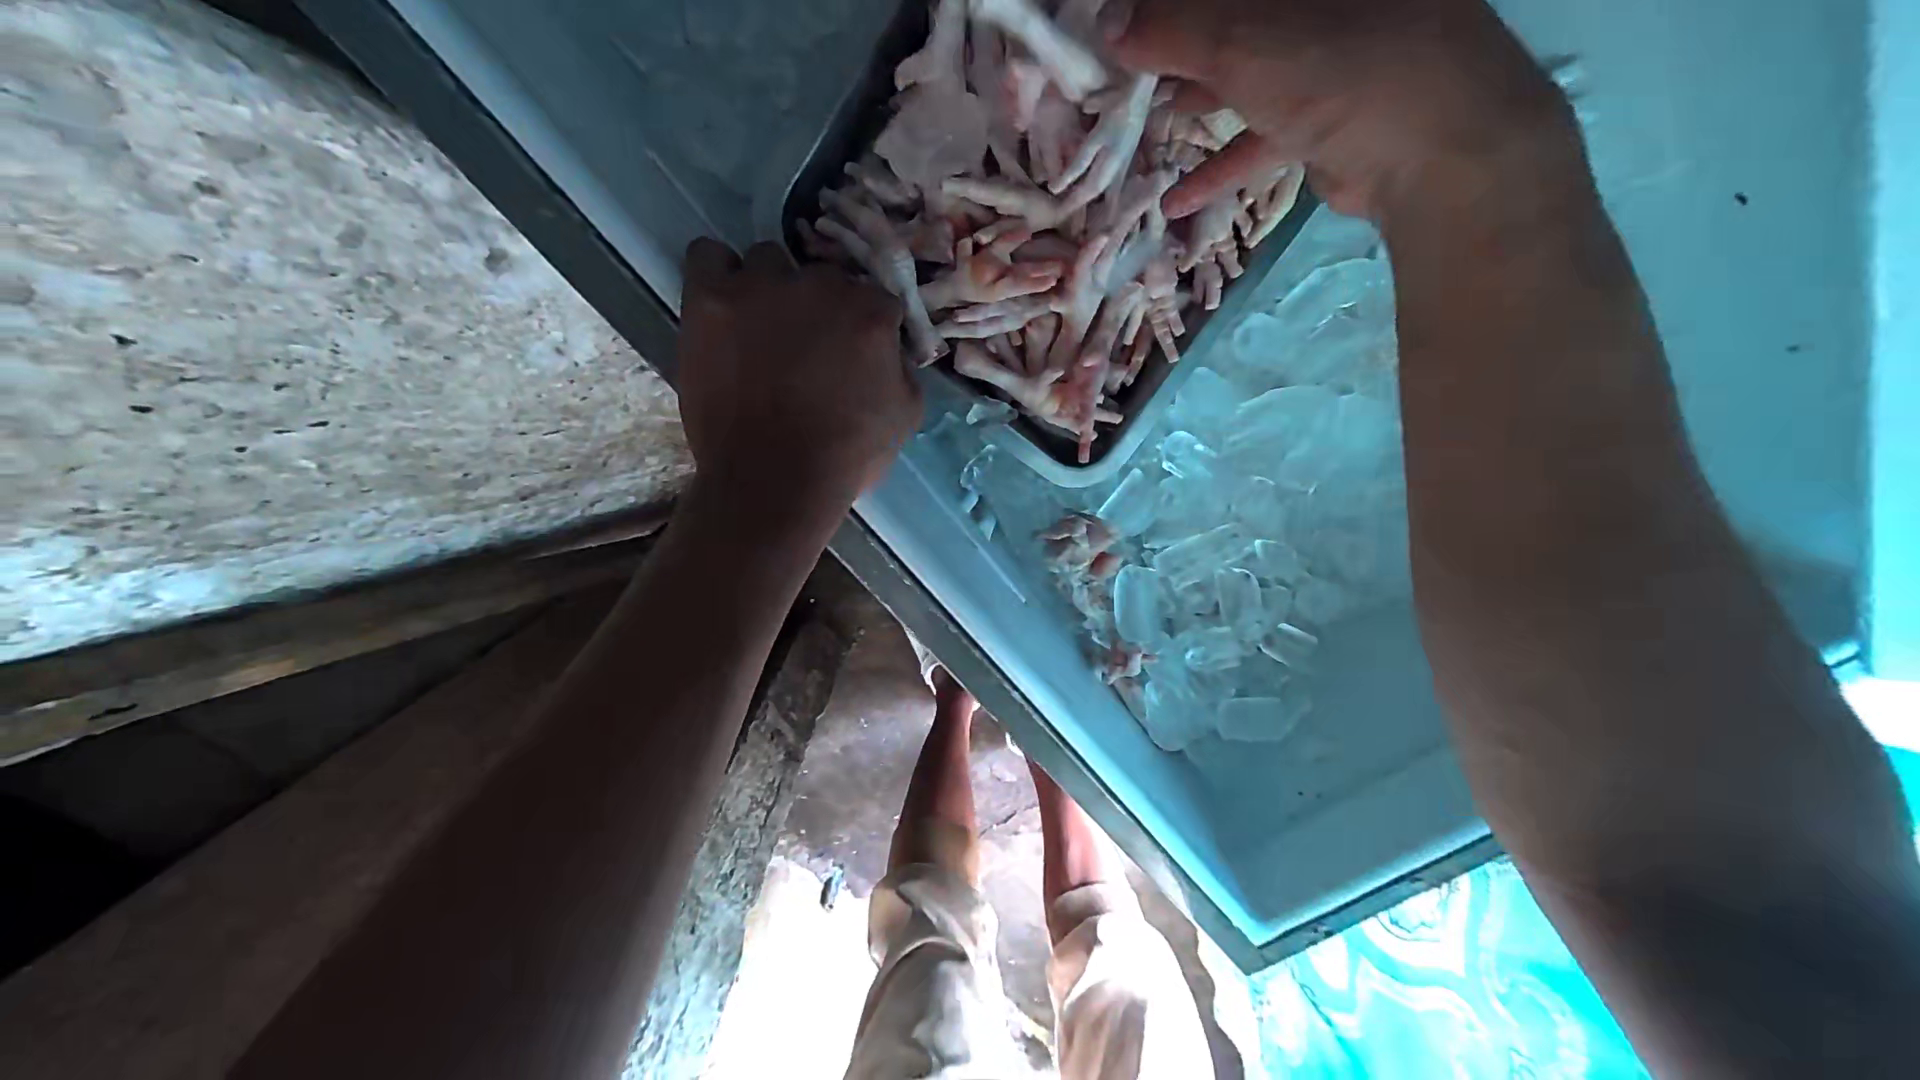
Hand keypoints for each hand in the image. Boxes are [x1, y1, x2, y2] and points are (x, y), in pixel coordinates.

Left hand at [677, 239, 921, 512]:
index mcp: (871, 313)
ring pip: (769, 262)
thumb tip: (889, 348)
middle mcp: (820, 285)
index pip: (874, 299)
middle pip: (823, 278)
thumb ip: (902, 367)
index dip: (865, 329)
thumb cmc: (845, 457)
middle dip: (820, 309)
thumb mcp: (905, 416)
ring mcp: (762, 288)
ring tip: (761, 331)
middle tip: (807, 350)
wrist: (773, 481)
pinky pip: (708, 256)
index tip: (853, 353)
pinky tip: (723, 305)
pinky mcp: (711, 300)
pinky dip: (717, 274)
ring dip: (771, 290)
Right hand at [1107, 0, 1582, 224]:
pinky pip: (1262, 136)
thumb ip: (1173, 30)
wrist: (1434, 151)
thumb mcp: (1243, 44)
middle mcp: (1322, 2)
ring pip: (1245, 74)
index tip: (1125, 23)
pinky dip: (1222, 167)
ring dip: (1195, 101)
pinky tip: (1178, 201)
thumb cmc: (1342, 69)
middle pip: (1233, 18)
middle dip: (1177, 44)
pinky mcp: (1327, 117)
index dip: (1170, 5)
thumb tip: (1109, 25)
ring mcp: (1328, 57)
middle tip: (1127, 68)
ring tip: (1146, 124)